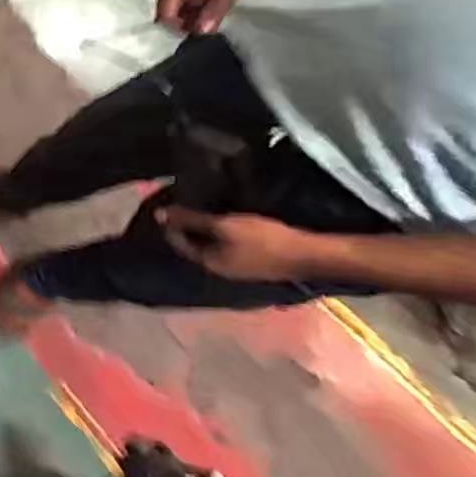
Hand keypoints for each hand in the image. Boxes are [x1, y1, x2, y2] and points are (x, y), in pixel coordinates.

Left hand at [158, 208, 329, 281]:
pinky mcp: (259, 263)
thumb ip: (191, 220)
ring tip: (201, 209)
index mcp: (211, 264)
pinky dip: (222, 233)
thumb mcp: (223, 226)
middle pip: (195, 246)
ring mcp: (243, 269)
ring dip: (205, 229)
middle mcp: (223, 270)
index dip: (170, 225)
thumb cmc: (265, 240)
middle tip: (182, 205)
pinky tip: (226, 220)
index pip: (179, 244)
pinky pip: (230, 246)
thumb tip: (159, 214)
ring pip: (213, 245)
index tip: (166, 207)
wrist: (316, 255)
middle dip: (187, 226)